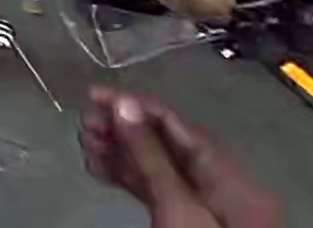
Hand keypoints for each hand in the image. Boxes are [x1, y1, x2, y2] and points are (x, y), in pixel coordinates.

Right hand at [80, 88, 281, 227]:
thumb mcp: (177, 207)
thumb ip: (149, 154)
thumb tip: (122, 103)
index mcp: (228, 177)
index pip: (174, 124)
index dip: (132, 105)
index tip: (91, 97)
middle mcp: (219, 187)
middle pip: (163, 143)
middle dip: (120, 130)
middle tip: (84, 125)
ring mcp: (203, 209)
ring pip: (154, 166)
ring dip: (117, 152)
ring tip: (84, 145)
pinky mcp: (186, 225)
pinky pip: (154, 189)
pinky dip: (125, 176)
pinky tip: (97, 169)